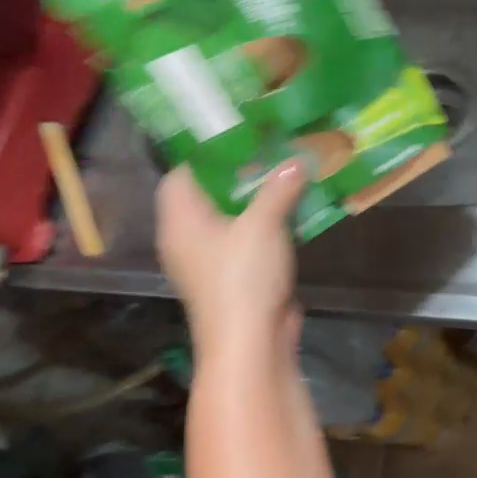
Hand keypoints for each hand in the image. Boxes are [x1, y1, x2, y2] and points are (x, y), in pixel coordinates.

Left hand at [156, 161, 305, 350]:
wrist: (251, 341)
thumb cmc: (243, 277)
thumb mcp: (262, 225)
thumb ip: (278, 190)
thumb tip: (296, 161)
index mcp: (180, 220)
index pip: (182, 175)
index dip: (207, 154)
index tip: (240, 136)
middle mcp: (189, 237)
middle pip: (209, 196)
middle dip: (240, 175)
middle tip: (273, 151)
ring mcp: (212, 260)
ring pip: (232, 220)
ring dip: (258, 202)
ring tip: (288, 176)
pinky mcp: (237, 277)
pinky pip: (249, 241)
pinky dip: (267, 226)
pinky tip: (294, 214)